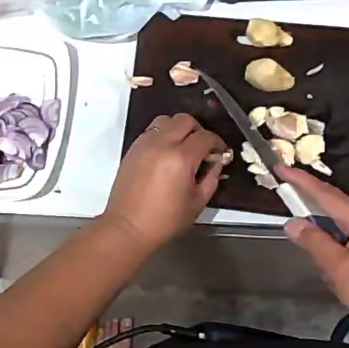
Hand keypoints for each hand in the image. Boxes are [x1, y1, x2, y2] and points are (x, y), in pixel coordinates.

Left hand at [100, 114, 227, 250]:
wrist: (128, 227)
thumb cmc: (165, 220)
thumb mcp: (197, 202)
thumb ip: (211, 178)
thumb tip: (215, 164)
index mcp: (181, 158)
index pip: (205, 137)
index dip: (217, 143)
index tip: (220, 153)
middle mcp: (161, 144)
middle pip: (185, 120)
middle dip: (198, 130)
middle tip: (202, 148)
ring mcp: (144, 144)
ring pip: (165, 120)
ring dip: (178, 129)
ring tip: (182, 147)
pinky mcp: (132, 149)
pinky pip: (151, 131)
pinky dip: (162, 135)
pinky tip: (166, 153)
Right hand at [277, 167, 348, 336]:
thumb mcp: (340, 269)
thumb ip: (315, 243)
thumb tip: (293, 223)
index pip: (327, 195)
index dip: (301, 181)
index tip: (281, 168)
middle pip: (338, 210)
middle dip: (313, 209)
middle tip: (291, 208)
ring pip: (347, 231)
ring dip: (328, 239)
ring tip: (320, 263)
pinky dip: (340, 251)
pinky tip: (337, 272)